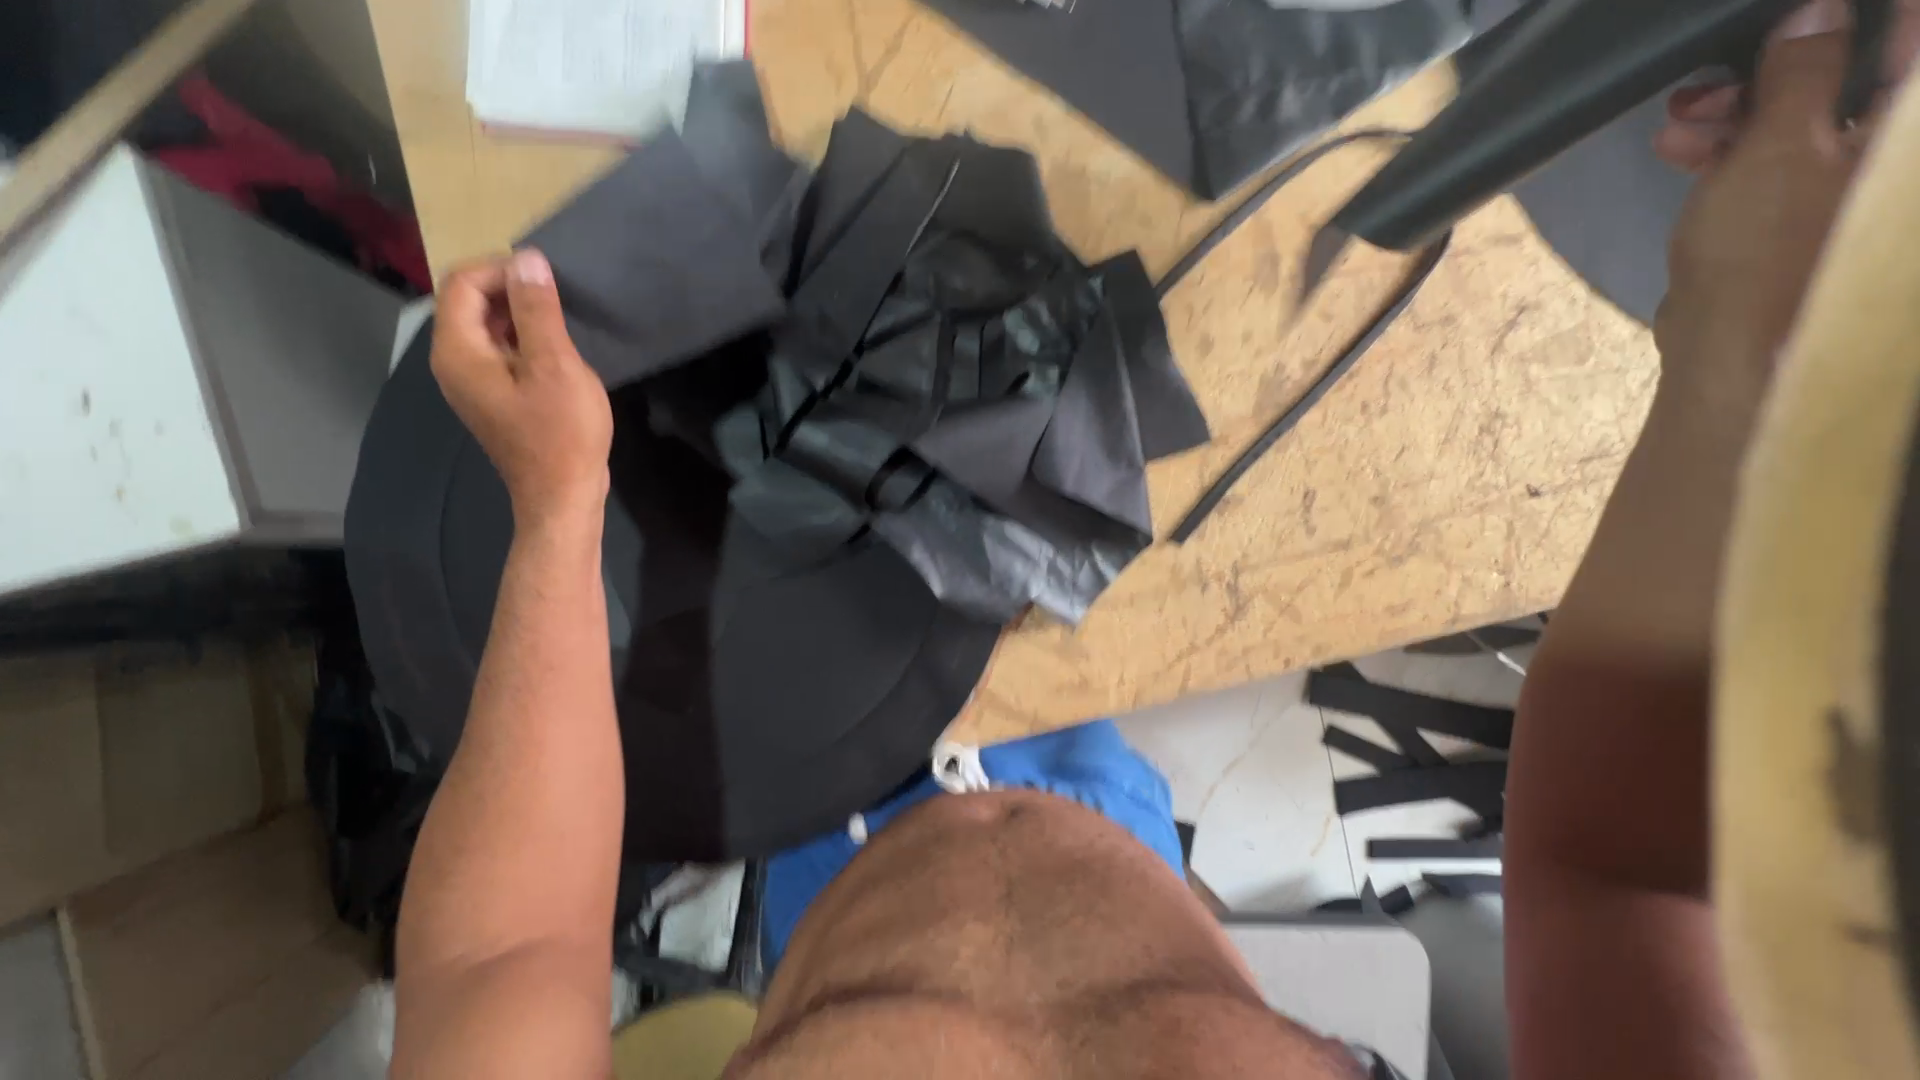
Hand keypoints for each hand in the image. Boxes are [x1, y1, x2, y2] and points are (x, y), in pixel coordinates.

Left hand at [430, 250, 613, 527]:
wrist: (562, 496)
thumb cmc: (562, 433)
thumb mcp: (555, 365)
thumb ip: (537, 310)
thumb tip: (527, 259)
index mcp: (459, 352)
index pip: (463, 283)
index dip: (503, 269)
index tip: (549, 279)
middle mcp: (454, 363)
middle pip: (469, 303)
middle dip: (511, 289)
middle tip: (560, 298)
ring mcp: (471, 383)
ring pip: (487, 328)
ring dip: (520, 315)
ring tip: (563, 321)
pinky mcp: (493, 398)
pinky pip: (499, 352)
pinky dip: (523, 340)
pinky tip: (557, 352)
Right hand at [1652, 0, 1919, 413]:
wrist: (1732, 351)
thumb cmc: (1765, 252)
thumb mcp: (1776, 148)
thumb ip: (1800, 74)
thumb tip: (1815, 12)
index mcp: (1908, 131)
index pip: (1906, 37)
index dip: (1851, 19)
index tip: (1795, 17)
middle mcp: (1892, 155)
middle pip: (1854, 75)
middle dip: (1777, 68)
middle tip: (1715, 79)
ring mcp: (1852, 184)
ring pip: (1807, 116)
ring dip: (1740, 110)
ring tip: (1682, 124)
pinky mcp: (1804, 213)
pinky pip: (1778, 157)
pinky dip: (1732, 148)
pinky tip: (1684, 149)